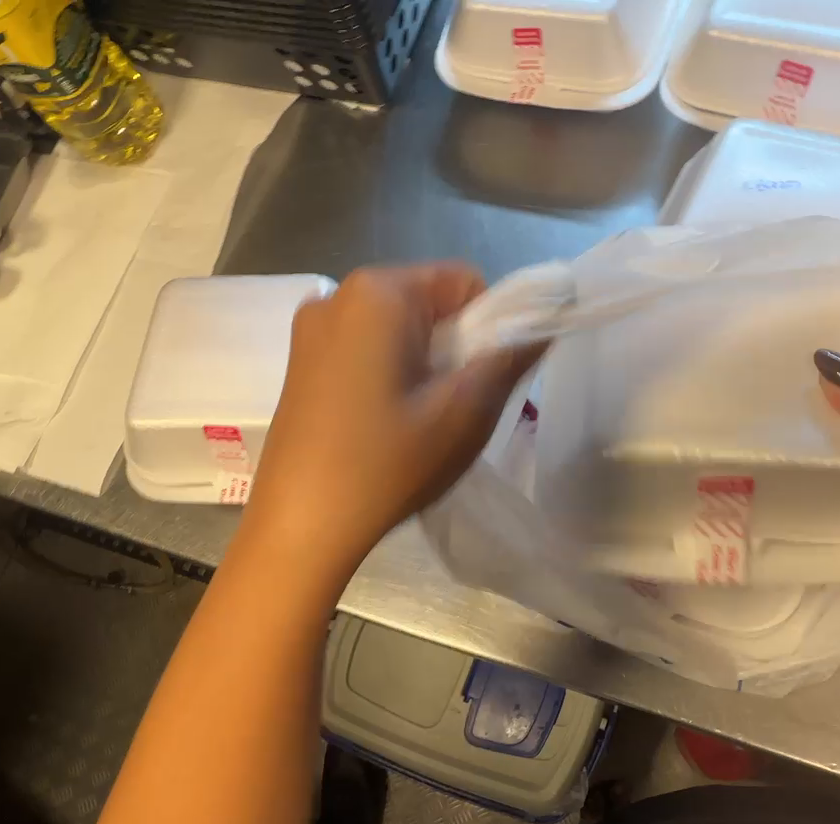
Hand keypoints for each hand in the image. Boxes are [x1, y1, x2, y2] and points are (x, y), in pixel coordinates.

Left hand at [245, 263, 543, 571]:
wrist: (301, 525)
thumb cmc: (387, 466)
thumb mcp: (463, 415)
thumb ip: (509, 360)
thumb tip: (541, 326)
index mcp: (378, 293)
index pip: (463, 282)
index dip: (491, 328)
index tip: (485, 383)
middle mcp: (337, 296)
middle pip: (427, 305)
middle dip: (454, 349)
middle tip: (452, 411)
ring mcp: (310, 332)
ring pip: (396, 333)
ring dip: (422, 368)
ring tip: (417, 425)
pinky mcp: (298, 366)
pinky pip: (364, 353)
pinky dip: (387, 378)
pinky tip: (383, 428)